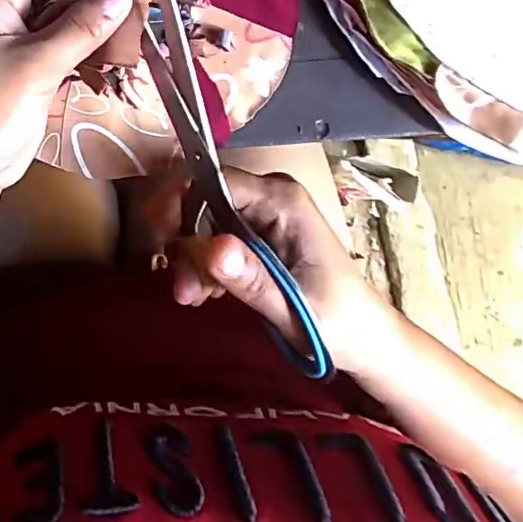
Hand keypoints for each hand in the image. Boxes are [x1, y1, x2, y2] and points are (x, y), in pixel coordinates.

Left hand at [0, 0, 135, 195]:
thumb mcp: (34, 67)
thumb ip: (81, 28)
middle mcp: (3, 11)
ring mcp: (14, 43)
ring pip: (59, 12)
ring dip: (94, 15)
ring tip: (134, 25)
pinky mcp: (25, 71)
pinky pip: (60, 43)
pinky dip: (86, 43)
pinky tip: (115, 53)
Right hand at [168, 168, 398, 374]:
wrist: (364, 339)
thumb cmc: (337, 321)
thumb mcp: (292, 307)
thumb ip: (251, 278)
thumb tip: (210, 249)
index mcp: (282, 199)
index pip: (216, 182)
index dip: (181, 201)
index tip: (158, 234)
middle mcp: (269, 195)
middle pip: (205, 201)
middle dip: (186, 243)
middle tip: (183, 289)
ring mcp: (262, 211)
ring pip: (205, 221)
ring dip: (192, 259)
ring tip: (195, 298)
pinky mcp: (257, 231)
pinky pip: (215, 235)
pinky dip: (204, 264)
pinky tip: (207, 292)